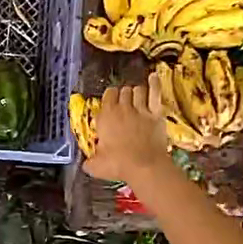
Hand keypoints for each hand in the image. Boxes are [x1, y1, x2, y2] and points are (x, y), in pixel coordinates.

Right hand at [84, 71, 170, 185]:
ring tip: (137, 96)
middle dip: (124, 94)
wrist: (144, 166)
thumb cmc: (118, 165)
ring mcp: (140, 109)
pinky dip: (154, 83)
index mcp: (106, 117)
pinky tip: (153, 77)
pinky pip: (155, 92)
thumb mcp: (96, 166)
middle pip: (123, 91)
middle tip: (125, 102)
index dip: (110, 98)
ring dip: (137, 92)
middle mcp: (122, 108)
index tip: (111, 103)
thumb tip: (86, 163)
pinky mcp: (156, 114)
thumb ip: (90, 161)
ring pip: (138, 90)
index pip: (107, 96)